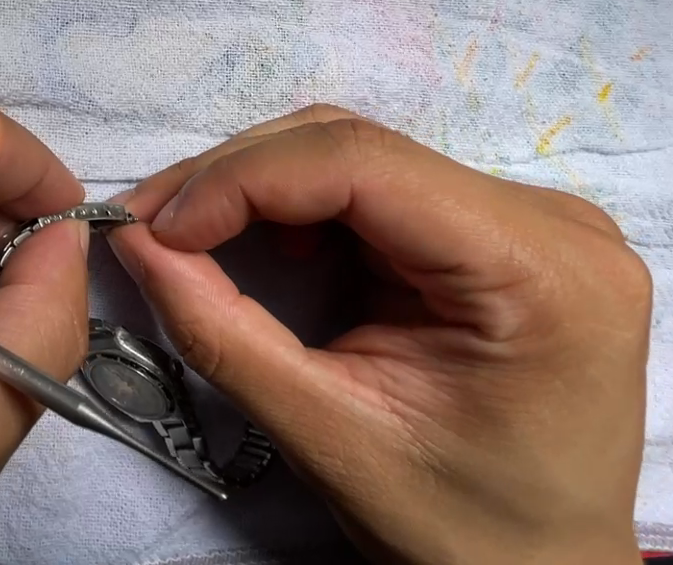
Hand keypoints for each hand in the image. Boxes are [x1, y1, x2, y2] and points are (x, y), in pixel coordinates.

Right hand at [108, 106, 651, 564]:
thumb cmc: (456, 527)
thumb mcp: (324, 437)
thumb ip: (217, 332)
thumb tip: (131, 238)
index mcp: (535, 269)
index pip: (359, 164)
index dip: (241, 180)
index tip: (158, 228)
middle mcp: (541, 216)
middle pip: (346, 145)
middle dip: (230, 176)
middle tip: (149, 222)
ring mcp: (517, 211)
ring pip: (343, 151)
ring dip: (249, 182)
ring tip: (185, 230)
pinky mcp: (481, 221)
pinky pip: (358, 180)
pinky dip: (285, 201)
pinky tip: (260, 240)